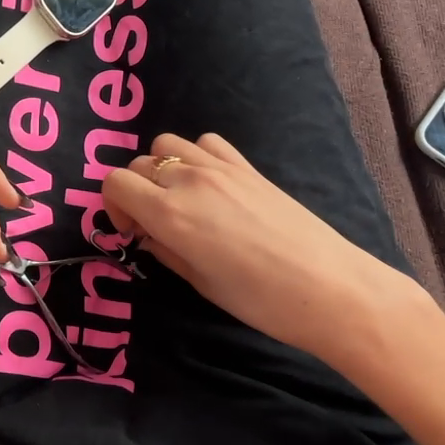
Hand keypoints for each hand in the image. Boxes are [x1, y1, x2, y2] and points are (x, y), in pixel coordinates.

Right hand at [102, 132, 411, 363]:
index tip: (132, 231)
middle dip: (135, 191)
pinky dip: (196, 156)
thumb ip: (165, 251)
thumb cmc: (260, 300)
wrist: (331, 289)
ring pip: (167, 144)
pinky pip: (206, 143)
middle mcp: (188, 180)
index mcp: (169, 213)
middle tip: (153, 224)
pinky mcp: (246, 166)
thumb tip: (148, 235)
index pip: (114, 183)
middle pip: (138, 164)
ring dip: (162, 168)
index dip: (113, 206)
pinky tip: (210, 184)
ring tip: (179, 199)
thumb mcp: (200, 283)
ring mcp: (219, 168)